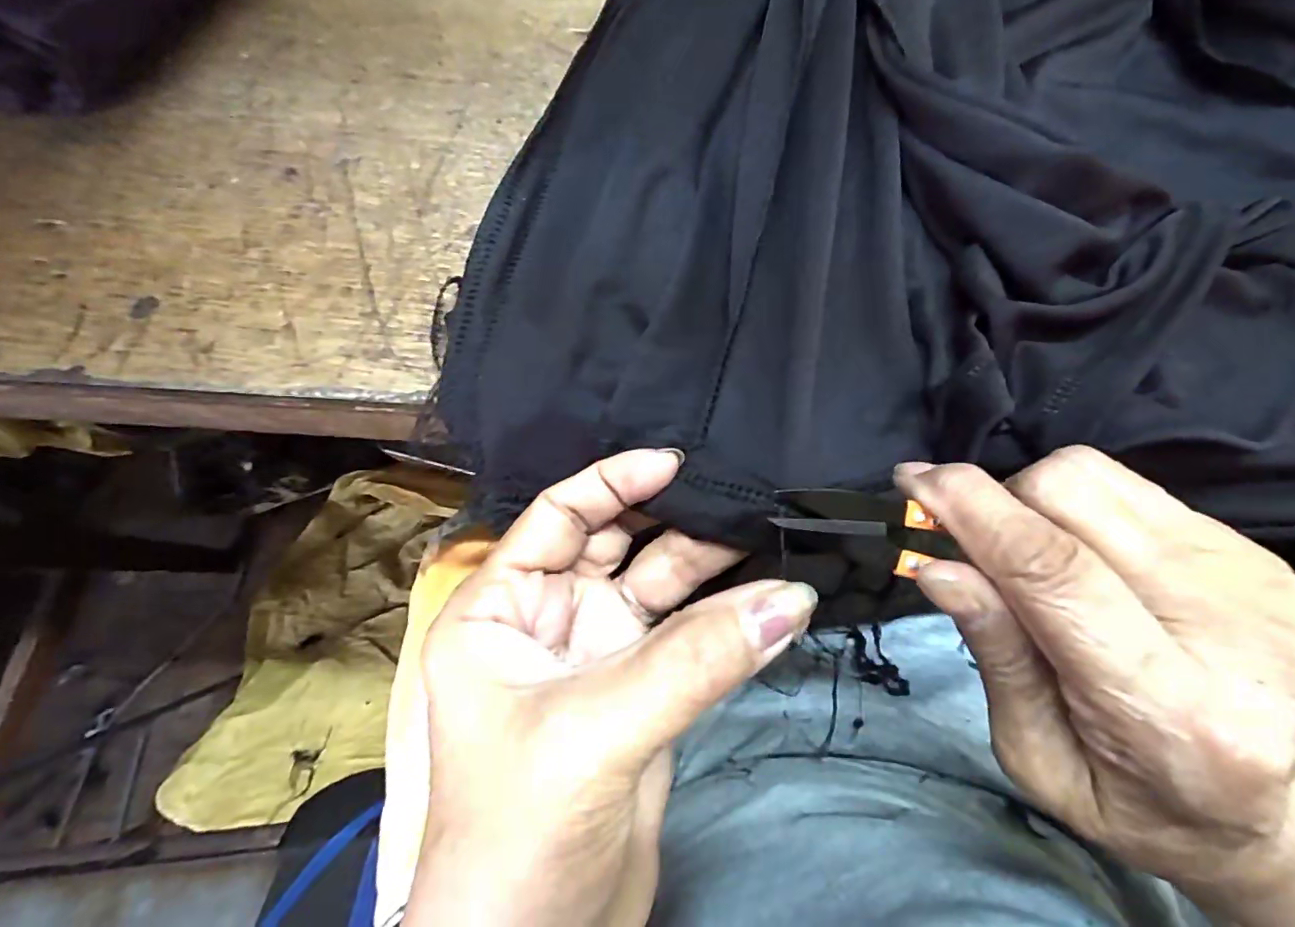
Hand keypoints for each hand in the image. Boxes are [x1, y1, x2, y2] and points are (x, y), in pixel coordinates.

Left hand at [406, 449, 817, 926]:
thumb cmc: (521, 832)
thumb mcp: (599, 730)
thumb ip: (697, 660)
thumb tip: (792, 598)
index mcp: (502, 611)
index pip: (559, 516)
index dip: (613, 481)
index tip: (677, 462)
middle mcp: (552, 622)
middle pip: (620, 544)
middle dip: (676, 517)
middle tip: (742, 493)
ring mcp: (604, 656)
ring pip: (664, 586)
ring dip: (714, 564)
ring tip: (771, 535)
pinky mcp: (647, 691)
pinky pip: (693, 632)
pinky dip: (731, 614)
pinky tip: (774, 597)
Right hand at [897, 447, 1294, 926]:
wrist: (1262, 810)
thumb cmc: (1132, 801)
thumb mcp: (1036, 754)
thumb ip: (995, 651)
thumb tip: (936, 565)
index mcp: (1171, 709)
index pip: (1055, 572)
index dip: (976, 513)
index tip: (914, 481)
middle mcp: (1227, 627)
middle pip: (1071, 498)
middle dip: (1000, 504)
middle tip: (979, 547)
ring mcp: (1247, 576)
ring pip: (1095, 475)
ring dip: (1037, 501)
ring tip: (1038, 557)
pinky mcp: (1255, 551)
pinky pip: (1129, 486)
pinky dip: (1081, 509)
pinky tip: (1092, 557)